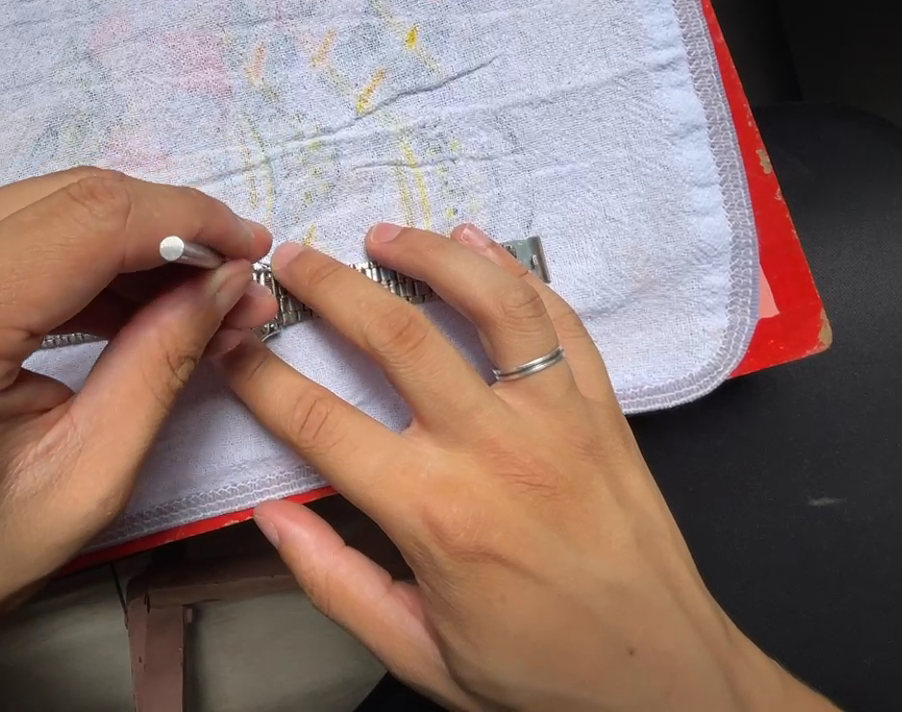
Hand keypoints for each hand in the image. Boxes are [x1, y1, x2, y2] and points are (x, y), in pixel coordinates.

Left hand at [0, 169, 275, 711]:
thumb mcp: (82, 482)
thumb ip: (160, 364)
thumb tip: (226, 280)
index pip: (85, 223)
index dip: (184, 220)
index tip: (248, 248)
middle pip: (65, 200)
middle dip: (165, 229)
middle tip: (228, 279)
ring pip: (42, 204)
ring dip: (127, 240)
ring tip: (189, 291)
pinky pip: (8, 229)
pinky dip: (78, 254)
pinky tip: (127, 293)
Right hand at [217, 224, 836, 711]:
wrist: (671, 690)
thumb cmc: (532, 673)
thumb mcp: (415, 652)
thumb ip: (332, 579)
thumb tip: (266, 512)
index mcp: (432, 512)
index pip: (318, 421)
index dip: (260, 374)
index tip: (230, 340)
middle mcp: (491, 449)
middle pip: (396, 337)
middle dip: (330, 286)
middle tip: (292, 257)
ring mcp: (555, 418)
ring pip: (491, 304)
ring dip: (431, 256)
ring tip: (383, 236)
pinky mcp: (602, 408)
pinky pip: (559, 321)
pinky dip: (516, 272)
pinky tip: (478, 242)